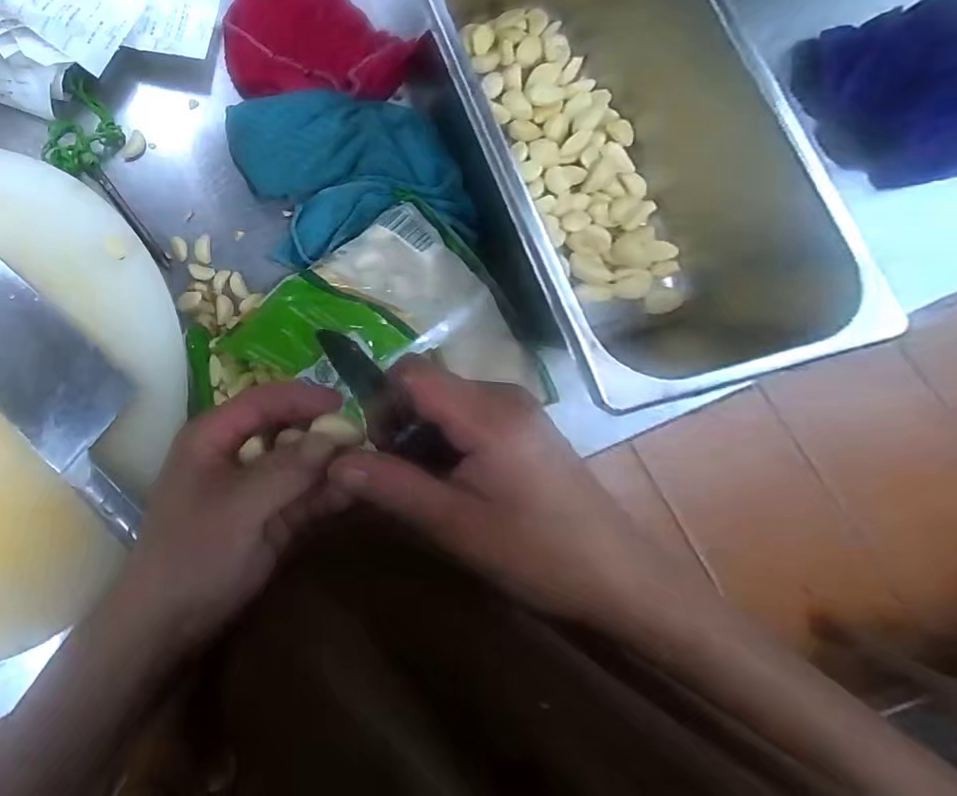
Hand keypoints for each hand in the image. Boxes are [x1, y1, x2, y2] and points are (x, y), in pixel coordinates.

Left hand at [107, 381, 345, 652]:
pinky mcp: (265, 521)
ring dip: (327, 464)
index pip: (261, 401)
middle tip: (366, 437)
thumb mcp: (241, 506)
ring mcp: (249, 490)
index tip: (344, 401)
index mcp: (211, 437)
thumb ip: (287, 469)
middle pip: (282, 430)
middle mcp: (231, 455)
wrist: (167, 622)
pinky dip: (323, 495)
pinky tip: (354, 491)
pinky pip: (299, 498)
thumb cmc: (194, 552)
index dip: (301, 397)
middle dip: (320, 432)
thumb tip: (334, 434)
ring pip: (295, 465)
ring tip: (370, 463)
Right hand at [328, 358, 701, 631]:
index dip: (381, 405)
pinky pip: (466, 412)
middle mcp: (502, 394)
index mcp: (487, 412)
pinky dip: (446, 438)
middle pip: (424, 384)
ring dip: (421, 434)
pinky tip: (458, 482)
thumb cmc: (538, 554)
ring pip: (442, 399)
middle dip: (399, 423)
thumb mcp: (454, 525)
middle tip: (402, 476)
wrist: (624, 582)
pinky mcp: (524, 424)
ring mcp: (517, 407)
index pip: (409, 373)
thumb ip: (390, 486)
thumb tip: (333, 464)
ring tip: (430, 485)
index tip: (381, 453)